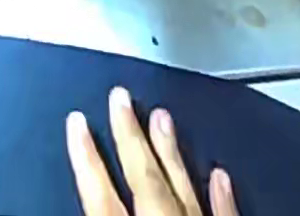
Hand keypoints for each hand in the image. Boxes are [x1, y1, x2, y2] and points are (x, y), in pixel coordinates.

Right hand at [67, 86, 238, 215]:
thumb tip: (89, 206)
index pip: (102, 201)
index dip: (87, 159)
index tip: (76, 120)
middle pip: (144, 180)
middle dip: (130, 136)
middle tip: (120, 95)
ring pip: (184, 188)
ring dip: (172, 153)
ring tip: (162, 115)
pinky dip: (223, 198)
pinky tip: (220, 174)